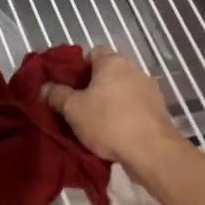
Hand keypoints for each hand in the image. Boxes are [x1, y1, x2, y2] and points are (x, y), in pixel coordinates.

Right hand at [43, 46, 188, 177]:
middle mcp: (134, 70)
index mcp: (112, 62)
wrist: (153, 152)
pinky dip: (125, 116)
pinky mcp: (159, 112)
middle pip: (108, 72)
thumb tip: (45, 87)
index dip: (80, 67)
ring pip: (122, 91)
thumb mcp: (72, 109)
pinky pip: (135, 108)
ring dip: (111, 102)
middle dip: (94, 86)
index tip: (70, 85)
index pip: (93, 52)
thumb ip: (56, 95)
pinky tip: (115, 133)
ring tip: (96, 122)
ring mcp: (150, 91)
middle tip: (78, 105)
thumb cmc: (108, 122)